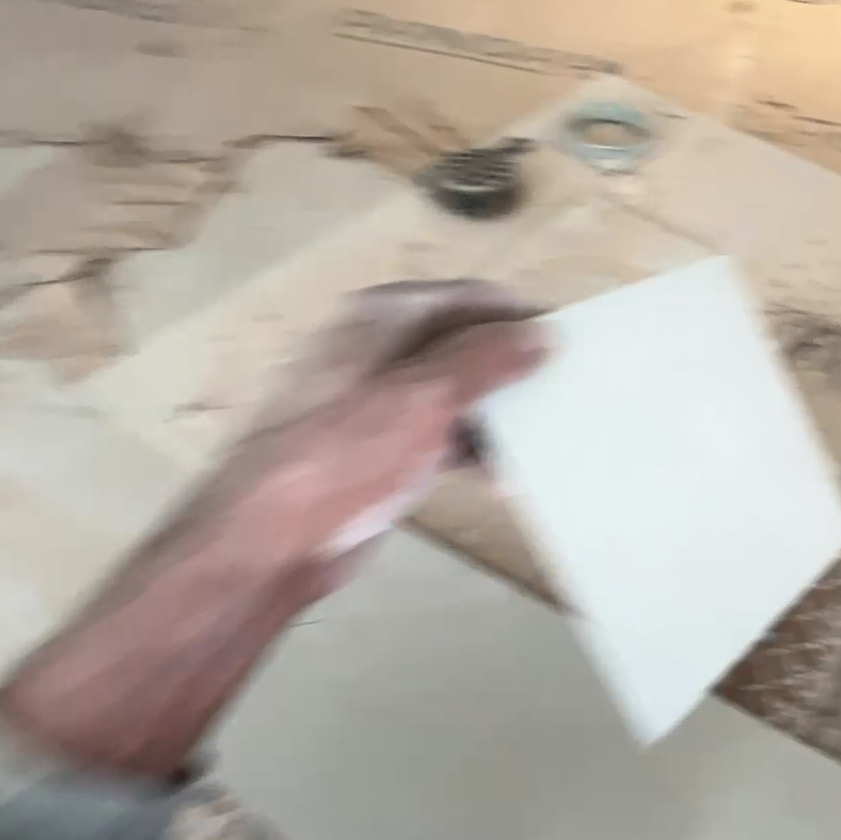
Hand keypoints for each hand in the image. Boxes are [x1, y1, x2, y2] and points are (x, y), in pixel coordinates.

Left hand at [0, 282, 545, 777]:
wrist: (270, 540)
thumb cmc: (344, 454)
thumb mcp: (423, 397)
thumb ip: (488, 359)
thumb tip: (545, 333)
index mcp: (385, 316)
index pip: (474, 299)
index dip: (523, 319)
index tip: (570, 348)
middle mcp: (385, 347)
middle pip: (471, 345)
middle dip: (516, 372)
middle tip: (565, 397)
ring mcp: (384, 398)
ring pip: (462, 392)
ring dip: (500, 416)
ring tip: (539, 444)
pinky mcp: (386, 443)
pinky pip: (446, 432)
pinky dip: (475, 448)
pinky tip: (501, 475)